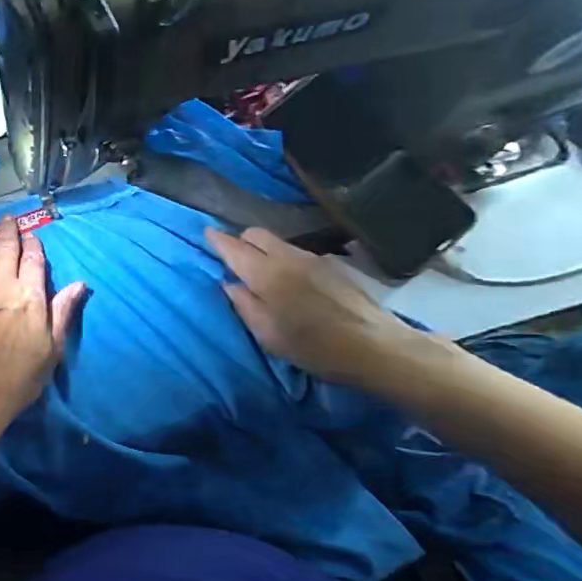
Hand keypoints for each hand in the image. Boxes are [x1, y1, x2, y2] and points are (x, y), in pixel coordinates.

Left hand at [0, 214, 87, 424]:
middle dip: (7, 232)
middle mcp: (2, 286)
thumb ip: (63, 311)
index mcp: (29, 296)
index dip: (33, 243)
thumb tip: (80, 284)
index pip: (32, 258)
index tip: (33, 233)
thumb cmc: (23, 372)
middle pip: (5, 250)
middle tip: (7, 218)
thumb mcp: (53, 346)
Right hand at [207, 226, 432, 388]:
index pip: (235, 248)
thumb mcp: (268, 334)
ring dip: (262, 249)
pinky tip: (288, 280)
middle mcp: (289, 257)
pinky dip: (282, 258)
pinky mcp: (332, 266)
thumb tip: (230, 284)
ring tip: (258, 270)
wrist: (374, 346)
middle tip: (231, 258)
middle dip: (240, 241)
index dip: (218, 240)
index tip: (207, 233)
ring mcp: (313, 259)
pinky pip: (296, 253)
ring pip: (278, 242)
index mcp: (267, 274)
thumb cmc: (313, 346)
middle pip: (257, 235)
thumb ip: (244, 305)